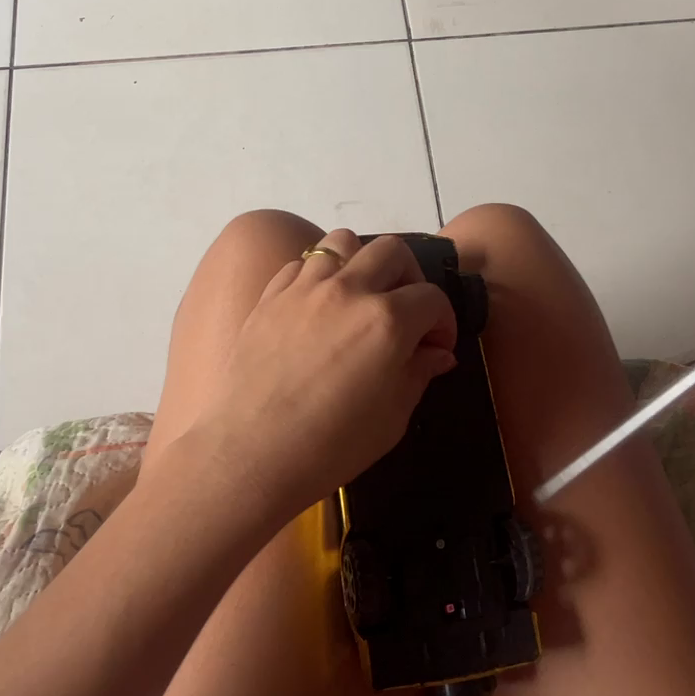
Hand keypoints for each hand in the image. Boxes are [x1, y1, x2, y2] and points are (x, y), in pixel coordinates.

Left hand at [193, 230, 457, 517]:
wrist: (251, 453)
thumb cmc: (331, 446)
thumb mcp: (392, 419)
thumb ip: (418, 374)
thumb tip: (437, 352)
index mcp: (387, 320)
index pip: (432, 298)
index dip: (443, 322)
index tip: (436, 346)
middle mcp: (349, 290)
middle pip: (392, 251)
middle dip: (409, 276)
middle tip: (405, 312)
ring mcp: (305, 287)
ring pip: (342, 242)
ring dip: (361, 263)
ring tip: (359, 295)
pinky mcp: (270, 295)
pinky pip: (300, 264)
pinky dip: (317, 275)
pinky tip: (317, 306)